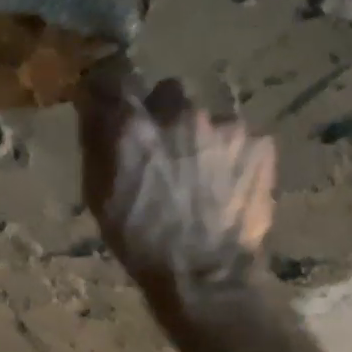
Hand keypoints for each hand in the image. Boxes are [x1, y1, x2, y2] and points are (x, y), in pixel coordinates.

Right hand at [75, 58, 277, 289]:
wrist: (203, 273)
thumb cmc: (137, 240)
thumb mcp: (98, 195)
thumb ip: (95, 143)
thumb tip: (92, 106)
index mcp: (131, 127)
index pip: (114, 78)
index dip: (109, 86)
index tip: (108, 98)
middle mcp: (179, 113)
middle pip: (166, 91)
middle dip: (160, 112)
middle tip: (160, 147)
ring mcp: (224, 125)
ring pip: (204, 116)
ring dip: (196, 135)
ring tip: (196, 174)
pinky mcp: (260, 141)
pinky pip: (237, 137)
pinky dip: (228, 154)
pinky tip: (223, 184)